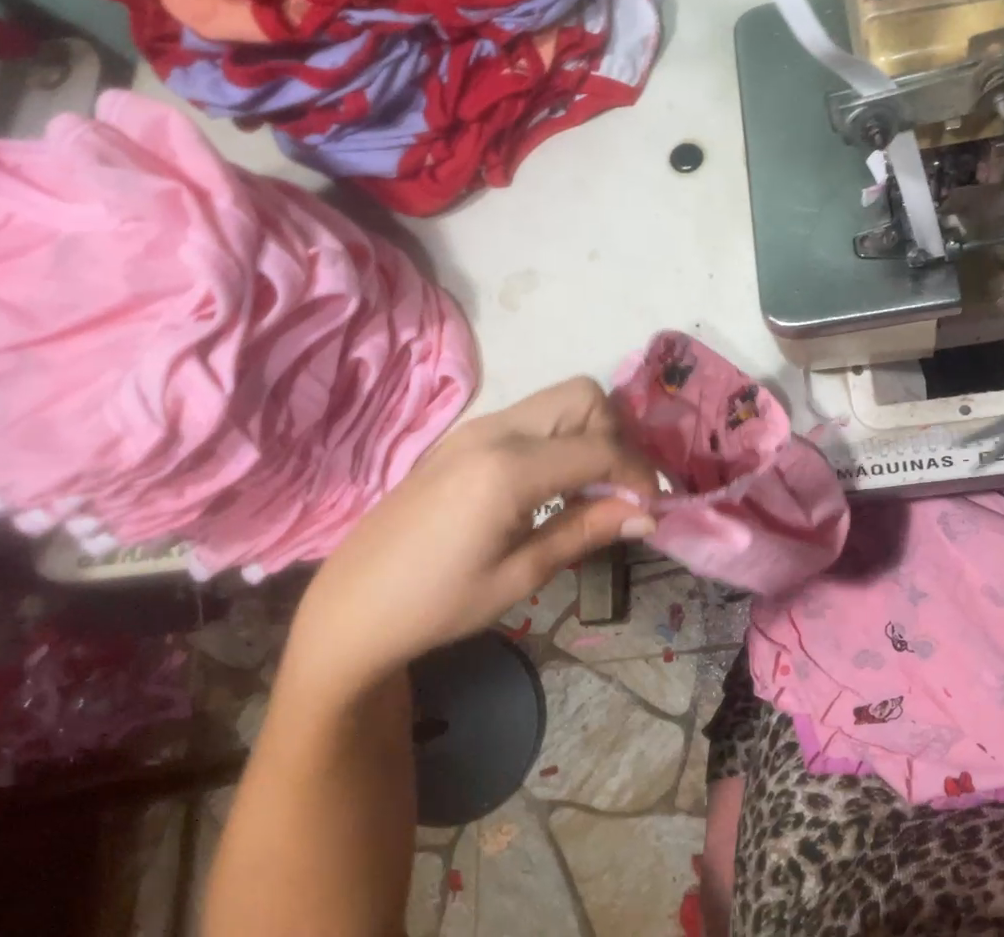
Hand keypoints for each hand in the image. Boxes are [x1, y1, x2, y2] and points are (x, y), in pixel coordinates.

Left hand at [288, 378, 658, 690]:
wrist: (352, 607)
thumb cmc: (438, 603)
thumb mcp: (521, 575)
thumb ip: (586, 531)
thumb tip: (649, 513)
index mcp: (508, 468)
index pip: (601, 448)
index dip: (639, 475)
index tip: (652, 508)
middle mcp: (493, 431)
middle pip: (584, 396)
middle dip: (615, 436)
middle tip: (616, 489)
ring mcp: (474, 429)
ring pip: (558, 401)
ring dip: (588, 434)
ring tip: (589, 491)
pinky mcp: (463, 439)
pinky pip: (530, 418)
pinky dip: (559, 439)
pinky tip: (552, 489)